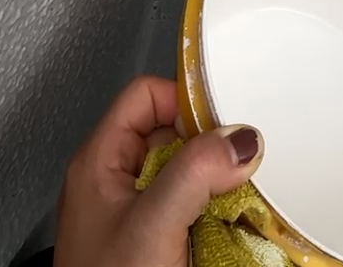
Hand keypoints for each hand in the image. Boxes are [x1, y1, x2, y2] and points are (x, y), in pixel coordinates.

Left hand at [53, 76, 263, 266]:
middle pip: (173, 133)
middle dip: (211, 146)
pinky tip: (234, 224)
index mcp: (100, 162)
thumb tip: (239, 137)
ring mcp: (137, 216)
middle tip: (240, 160)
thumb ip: (194, 172)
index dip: (185, 99)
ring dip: (219, 182)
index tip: (224, 118)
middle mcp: (117, 183)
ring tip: (242, 194)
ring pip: (189, 173)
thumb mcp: (152, 225)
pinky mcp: (157, 245)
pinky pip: (195, 210)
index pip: (147, 96)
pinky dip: (219, 212)